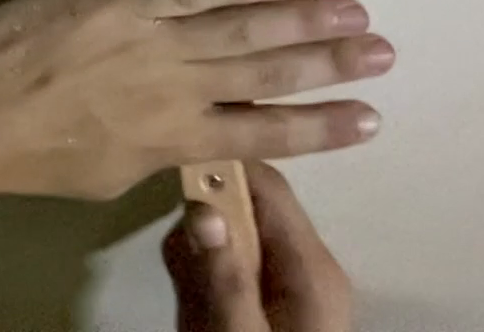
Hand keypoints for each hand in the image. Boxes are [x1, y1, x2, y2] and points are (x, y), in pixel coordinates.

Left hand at [0, 0, 391, 202]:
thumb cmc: (37, 155)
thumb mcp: (110, 172)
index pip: (266, 134)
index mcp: (176, 142)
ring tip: (350, 10)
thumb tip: (189, 130)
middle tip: (382, 49)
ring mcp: (152, 40)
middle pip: (268, 73)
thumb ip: (160, 148)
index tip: (370, 118)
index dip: (321, 126)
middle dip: (329, 62)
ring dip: (300, 18)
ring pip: (241, 28)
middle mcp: (178, 89)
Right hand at [163, 162, 352, 331]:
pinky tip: (198, 316)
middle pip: (241, 206)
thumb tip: (201, 206)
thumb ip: (222, 276)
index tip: (171, 175)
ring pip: (225, 235)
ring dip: (196, 259)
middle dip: (200, 227)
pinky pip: (224, 266)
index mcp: (311, 266)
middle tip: (181, 268)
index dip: (219, 167)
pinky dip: (200, 280)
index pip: (265, 183)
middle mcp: (303, 264)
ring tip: (192, 307)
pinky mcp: (266, 302)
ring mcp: (285, 284)